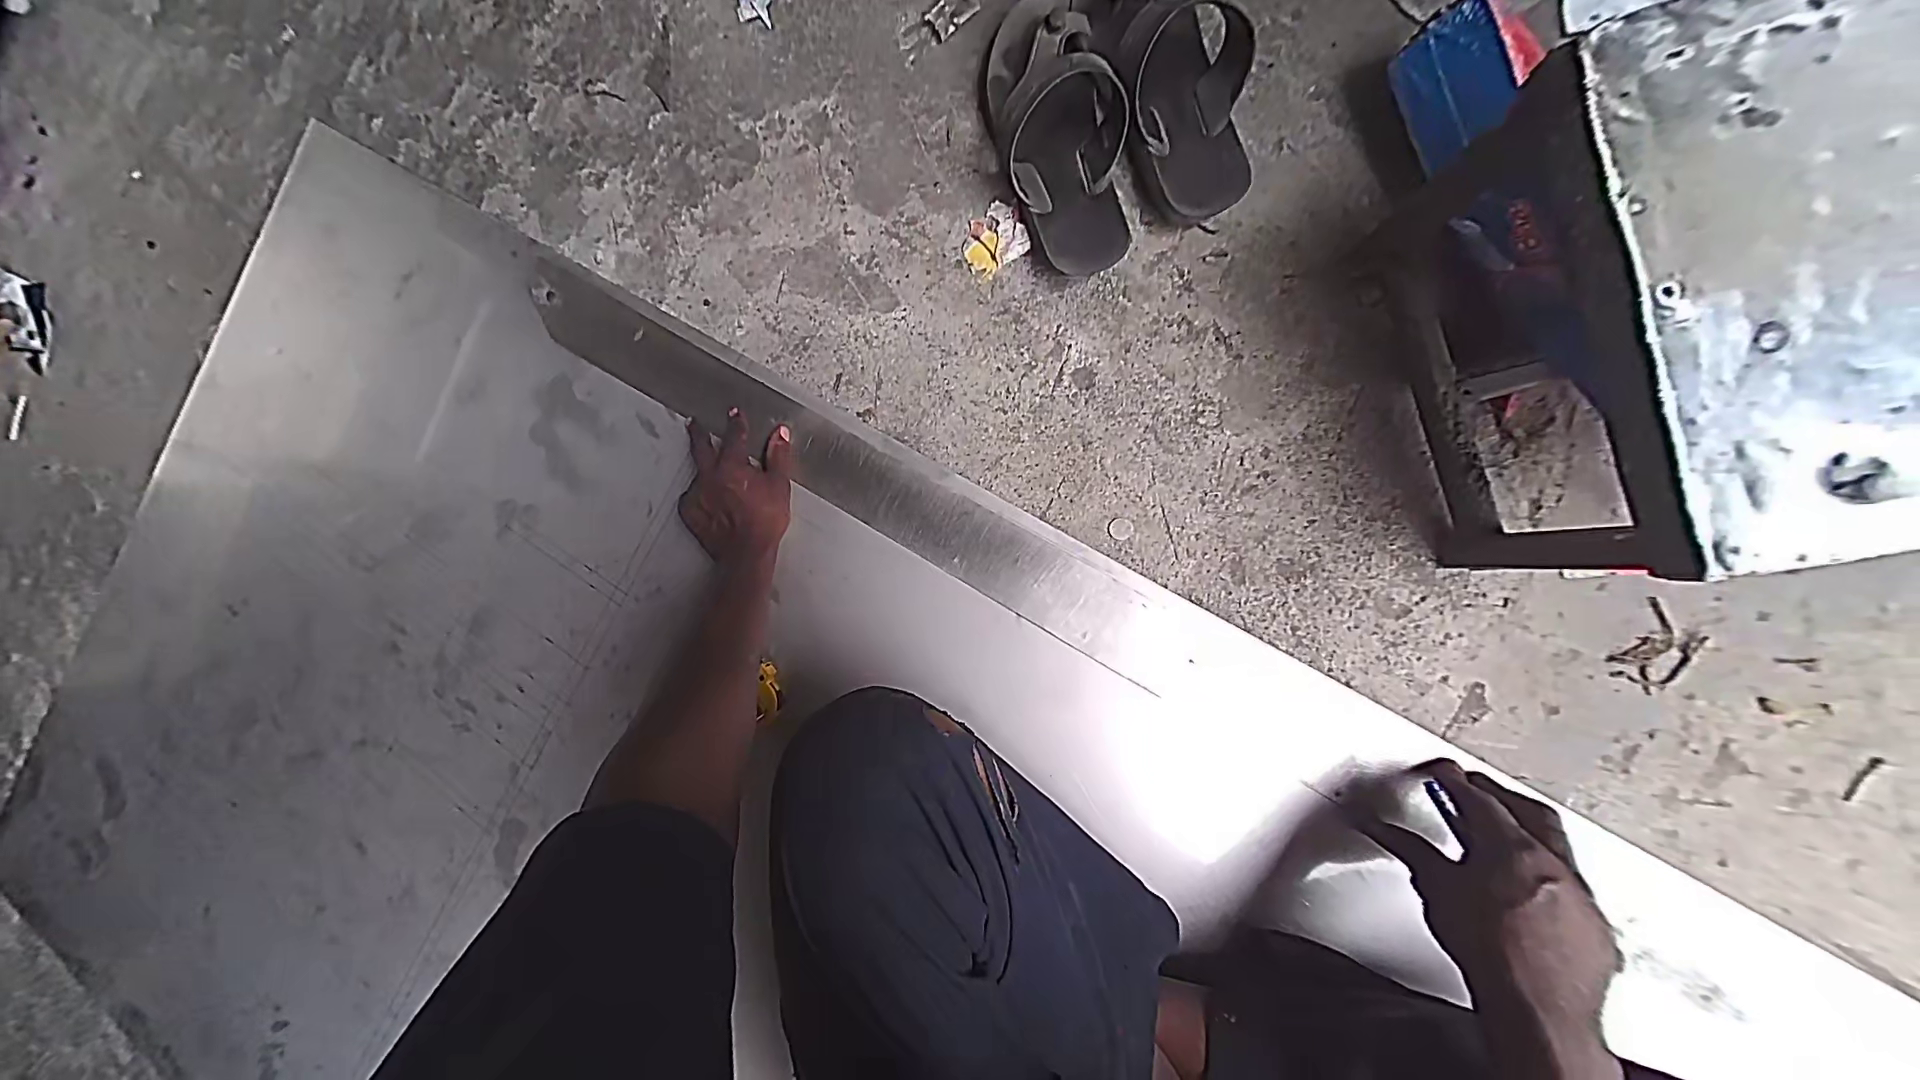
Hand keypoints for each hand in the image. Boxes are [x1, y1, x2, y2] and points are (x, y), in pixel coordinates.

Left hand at [678, 409, 792, 568]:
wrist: (746, 553)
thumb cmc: (763, 523)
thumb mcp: (779, 486)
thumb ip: (778, 457)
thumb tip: (780, 435)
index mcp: (732, 466)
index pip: (734, 437)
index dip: (736, 423)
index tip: (734, 415)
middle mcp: (710, 476)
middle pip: (701, 447)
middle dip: (700, 433)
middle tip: (696, 424)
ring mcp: (697, 494)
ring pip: (697, 473)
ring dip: (702, 467)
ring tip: (708, 467)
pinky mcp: (691, 513)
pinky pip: (692, 497)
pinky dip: (700, 494)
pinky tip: (709, 499)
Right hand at [1356, 761, 1621, 1078]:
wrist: (1538, 1010)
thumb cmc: (1492, 953)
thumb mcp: (1437, 889)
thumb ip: (1413, 851)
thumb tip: (1386, 830)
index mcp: (1512, 848)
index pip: (1478, 797)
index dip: (1454, 779)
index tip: (1441, 772)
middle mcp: (1553, 864)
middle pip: (1526, 810)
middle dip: (1496, 794)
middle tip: (1471, 788)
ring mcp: (1579, 895)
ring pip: (1554, 843)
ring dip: (1524, 828)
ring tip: (1498, 829)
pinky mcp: (1593, 925)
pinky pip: (1571, 880)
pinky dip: (1543, 868)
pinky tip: (1526, 878)